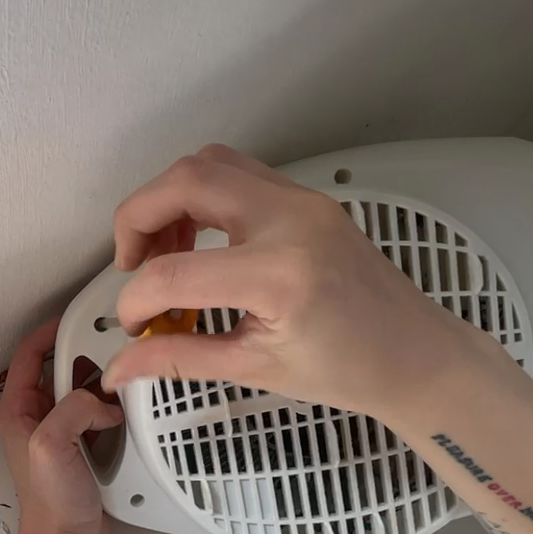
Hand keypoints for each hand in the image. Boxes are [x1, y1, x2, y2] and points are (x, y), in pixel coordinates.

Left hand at [0, 320, 123, 533]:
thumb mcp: (52, 445)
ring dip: (102, 385)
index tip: (79, 320)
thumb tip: (103, 401)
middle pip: (60, 370)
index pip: (28, 356)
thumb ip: (74, 409)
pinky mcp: (83, 449)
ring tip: (123, 379)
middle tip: (111, 350)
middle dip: (85, 359)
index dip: (51, 333)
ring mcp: (61, 434)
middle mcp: (37, 418)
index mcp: (18, 411)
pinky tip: (128, 411)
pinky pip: (99, 416)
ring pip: (82, 392)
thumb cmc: (50, 501)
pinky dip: (112, 410)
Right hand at [98, 144, 499, 418]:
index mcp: (279, 274)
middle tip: (129, 265)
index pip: (173, 272)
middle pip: (184, 180)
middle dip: (136, 219)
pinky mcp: (307, 198)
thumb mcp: (252, 368)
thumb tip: (117, 368)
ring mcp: (303, 200)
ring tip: (162, 253)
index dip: (135, 301)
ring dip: (168, 200)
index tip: (135, 328)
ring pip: (209, 163)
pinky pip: (237, 173)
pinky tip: (197, 243)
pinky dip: (199, 197)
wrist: (415, 355)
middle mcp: (291, 219)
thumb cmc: (347, 370)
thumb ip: (176, 359)